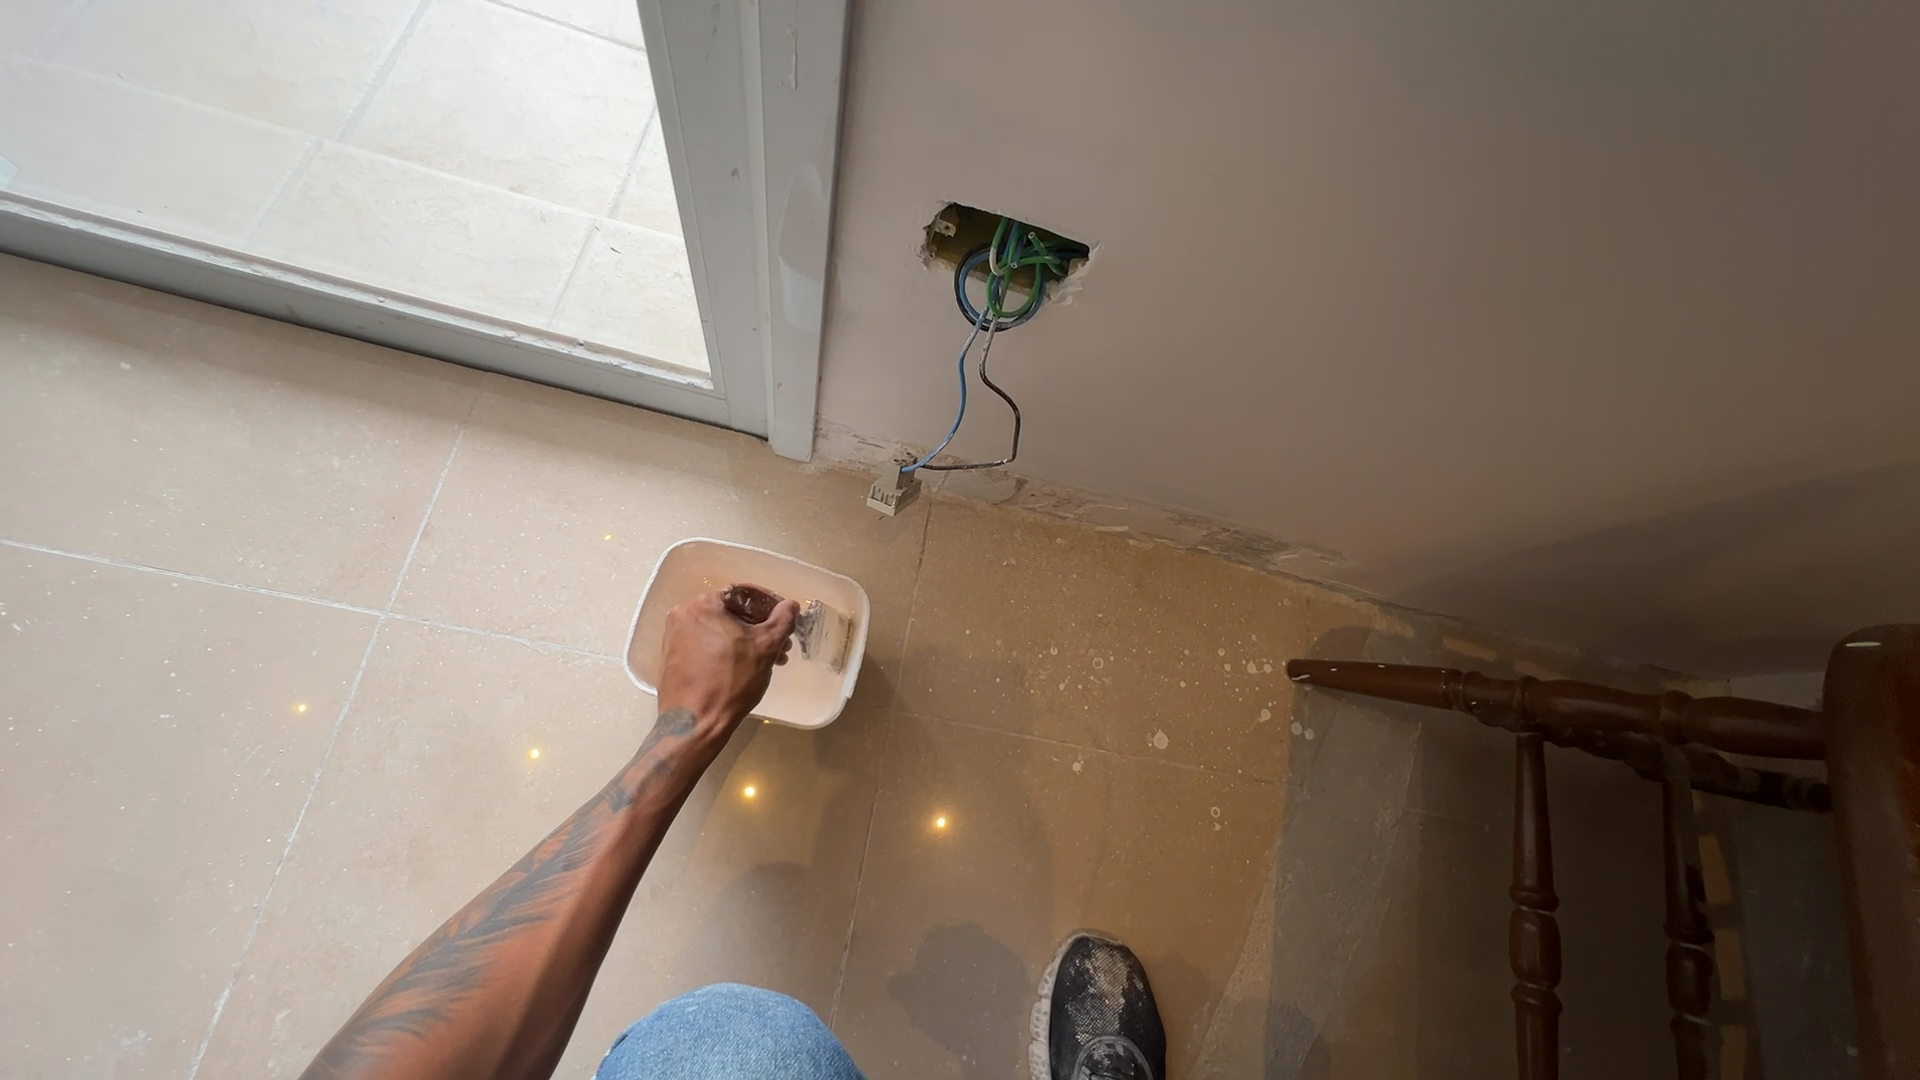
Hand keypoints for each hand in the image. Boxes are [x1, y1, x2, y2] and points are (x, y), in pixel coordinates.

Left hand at [657, 588, 796, 736]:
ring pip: (721, 630)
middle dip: (760, 628)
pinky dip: (727, 650)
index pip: (746, 595)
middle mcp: (684, 614)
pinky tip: (744, 668)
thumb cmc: (732, 680)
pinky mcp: (673, 657)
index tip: (786, 623)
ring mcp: (675, 636)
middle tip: (781, 647)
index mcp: (704, 604)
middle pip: (733, 613)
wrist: (695, 723)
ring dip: (746, 641)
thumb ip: (782, 620)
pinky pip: (707, 644)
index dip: (771, 607)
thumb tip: (790, 605)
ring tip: (767, 661)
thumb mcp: (766, 647)